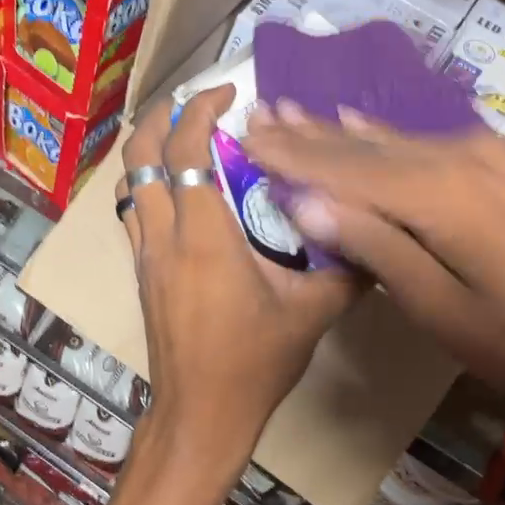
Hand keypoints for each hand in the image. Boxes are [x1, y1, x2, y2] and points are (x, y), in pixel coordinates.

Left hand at [115, 88, 361, 486]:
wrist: (200, 413)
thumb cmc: (254, 362)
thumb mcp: (312, 313)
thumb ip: (346, 267)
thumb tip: (374, 230)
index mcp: (203, 234)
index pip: (185, 149)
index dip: (199, 109)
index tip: (227, 91)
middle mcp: (163, 235)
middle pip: (138, 156)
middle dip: (161, 119)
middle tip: (197, 105)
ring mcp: (145, 255)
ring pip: (130, 184)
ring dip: (151, 151)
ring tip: (188, 139)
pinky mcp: (142, 273)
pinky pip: (135, 212)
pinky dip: (151, 185)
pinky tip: (184, 192)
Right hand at [241, 103, 504, 428]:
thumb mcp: (441, 309)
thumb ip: (374, 246)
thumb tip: (302, 201)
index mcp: (438, 195)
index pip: (342, 168)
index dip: (288, 155)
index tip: (242, 137)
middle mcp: (459, 158)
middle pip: (363, 145)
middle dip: (305, 135)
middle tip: (255, 115)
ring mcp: (488, 157)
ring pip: (393, 139)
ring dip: (338, 130)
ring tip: (293, 110)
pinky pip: (426, 141)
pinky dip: (383, 134)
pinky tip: (362, 120)